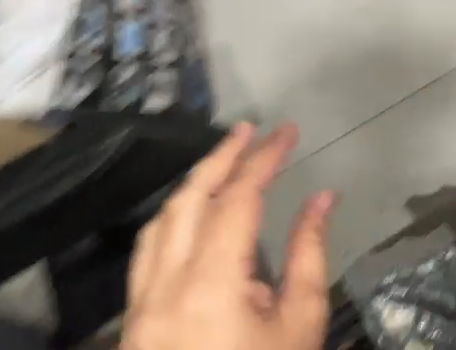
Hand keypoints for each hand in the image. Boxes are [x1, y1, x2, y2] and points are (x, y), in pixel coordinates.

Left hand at [123, 123, 334, 349]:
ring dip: (191, 184)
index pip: (238, 198)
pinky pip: (147, 253)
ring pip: (158, 225)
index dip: (264, 158)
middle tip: (252, 129)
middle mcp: (166, 286)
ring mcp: (141, 308)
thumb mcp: (300, 323)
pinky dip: (172, 218)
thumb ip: (310, 252)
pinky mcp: (133, 327)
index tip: (289, 131)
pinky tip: (191, 215)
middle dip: (221, 157)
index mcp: (212, 282)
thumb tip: (322, 197)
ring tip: (223, 160)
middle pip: (188, 200)